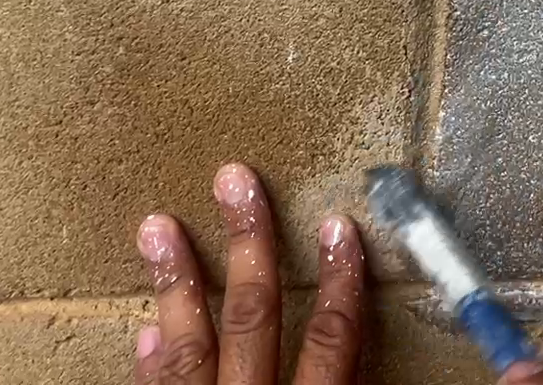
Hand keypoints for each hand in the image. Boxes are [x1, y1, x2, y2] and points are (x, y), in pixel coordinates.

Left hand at [134, 162, 365, 384]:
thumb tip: (394, 372)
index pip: (330, 339)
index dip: (340, 281)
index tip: (338, 223)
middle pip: (253, 317)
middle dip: (247, 243)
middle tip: (232, 178)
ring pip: (189, 350)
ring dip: (177, 283)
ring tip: (156, 226)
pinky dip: (153, 365)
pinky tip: (147, 332)